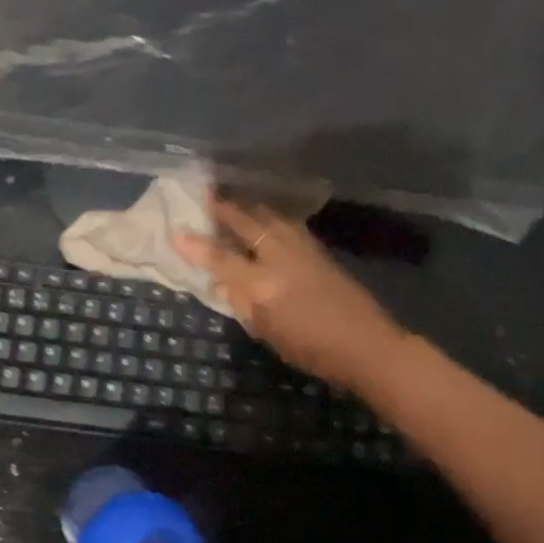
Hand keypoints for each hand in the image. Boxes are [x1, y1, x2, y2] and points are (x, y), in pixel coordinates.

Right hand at [175, 200, 409, 394]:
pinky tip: (263, 216)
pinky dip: (268, 215)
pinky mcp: (318, 248)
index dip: (196, 245)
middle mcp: (280, 257)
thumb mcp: (266, 332)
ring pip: (268, 216)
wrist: (367, 345)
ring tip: (231, 199)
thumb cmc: (311, 349)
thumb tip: (222, 278)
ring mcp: (302, 248)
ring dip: (247, 206)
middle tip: (204, 194)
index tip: (176, 231)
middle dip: (223, 207)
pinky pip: (285, 222)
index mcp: (263, 285)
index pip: (221, 258)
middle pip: (246, 223)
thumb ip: (241, 301)